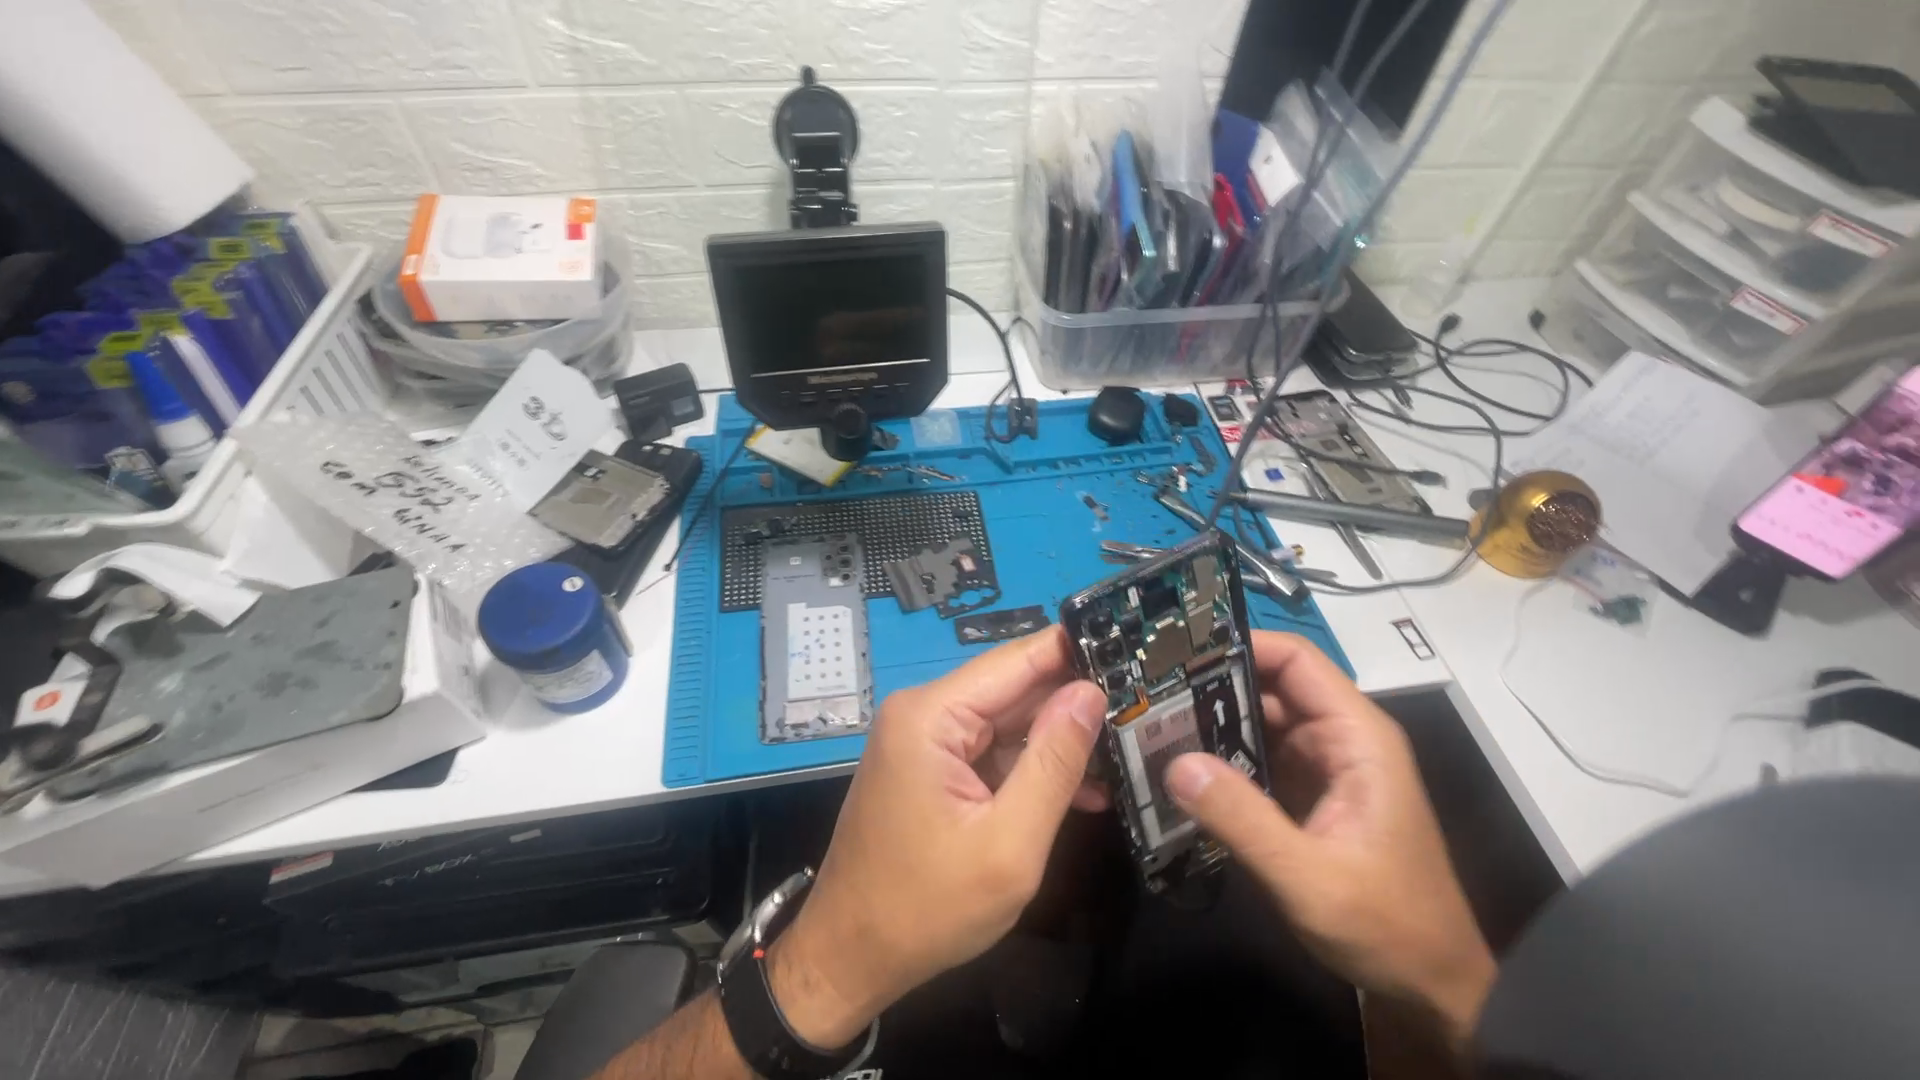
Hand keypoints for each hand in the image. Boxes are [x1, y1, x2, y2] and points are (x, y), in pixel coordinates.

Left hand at [767, 627, 1106, 1047]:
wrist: (852, 956)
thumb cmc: (927, 908)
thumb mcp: (1009, 843)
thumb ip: (1053, 763)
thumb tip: (1090, 693)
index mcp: (931, 715)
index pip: (1018, 659)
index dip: (1076, 653)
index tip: (1133, 649)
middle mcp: (923, 712)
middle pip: (1015, 688)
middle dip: (1075, 702)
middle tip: (1144, 712)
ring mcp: (925, 740)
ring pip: (1009, 721)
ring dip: (1060, 742)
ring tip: (1127, 757)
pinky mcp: (931, 767)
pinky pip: (992, 752)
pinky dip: (1032, 768)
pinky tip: (1084, 791)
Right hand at [1163, 631, 1495, 1054]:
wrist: (1432, 984)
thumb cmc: (1386, 924)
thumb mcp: (1308, 876)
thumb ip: (1242, 818)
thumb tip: (1175, 762)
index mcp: (1356, 738)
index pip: (1296, 661)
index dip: (1240, 645)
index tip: (1177, 652)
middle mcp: (1340, 740)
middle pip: (1270, 687)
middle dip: (1210, 685)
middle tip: (1146, 692)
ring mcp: (1324, 768)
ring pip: (1259, 723)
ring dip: (1209, 722)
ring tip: (1148, 723)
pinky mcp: (1308, 796)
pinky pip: (1258, 759)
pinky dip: (1220, 759)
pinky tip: (1177, 766)